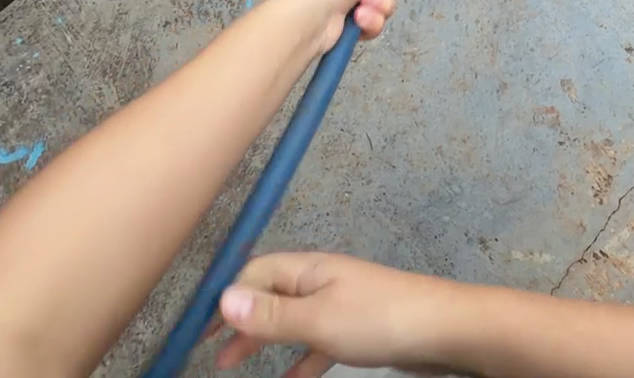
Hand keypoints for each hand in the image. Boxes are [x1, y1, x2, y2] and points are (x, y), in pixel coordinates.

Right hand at [213, 252, 458, 377]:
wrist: (437, 328)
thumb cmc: (376, 317)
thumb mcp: (318, 319)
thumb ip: (272, 313)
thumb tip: (222, 298)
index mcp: (309, 269)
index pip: (256, 273)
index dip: (225, 297)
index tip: (196, 327)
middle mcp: (320, 280)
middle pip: (270, 294)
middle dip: (238, 318)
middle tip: (206, 350)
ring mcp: (339, 302)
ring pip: (289, 319)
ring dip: (260, 340)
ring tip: (229, 364)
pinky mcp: (355, 327)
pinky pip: (315, 342)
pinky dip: (296, 359)